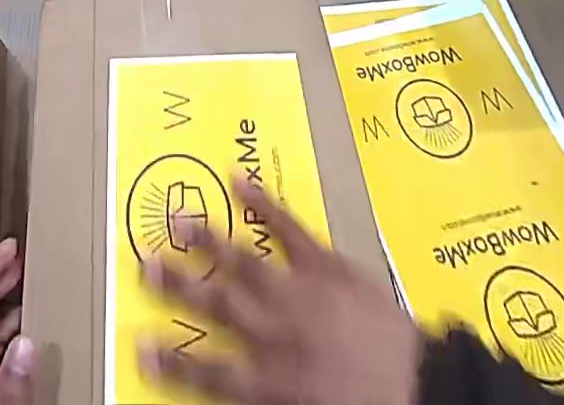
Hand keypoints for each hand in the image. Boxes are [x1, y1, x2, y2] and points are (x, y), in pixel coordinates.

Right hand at [140, 179, 421, 404]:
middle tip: (145, 260)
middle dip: (179, 285)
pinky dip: (263, 203)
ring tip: (177, 218)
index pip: (209, 374)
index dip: (171, 361)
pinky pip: (289, 228)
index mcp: (274, 384)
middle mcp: (278, 334)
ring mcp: (301, 293)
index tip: (139, 343)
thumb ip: (267, 395)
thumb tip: (233, 388)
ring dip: (208, 241)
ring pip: (244, 263)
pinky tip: (238, 179)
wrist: (425, 389)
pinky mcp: (326, 263)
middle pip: (218, 306)